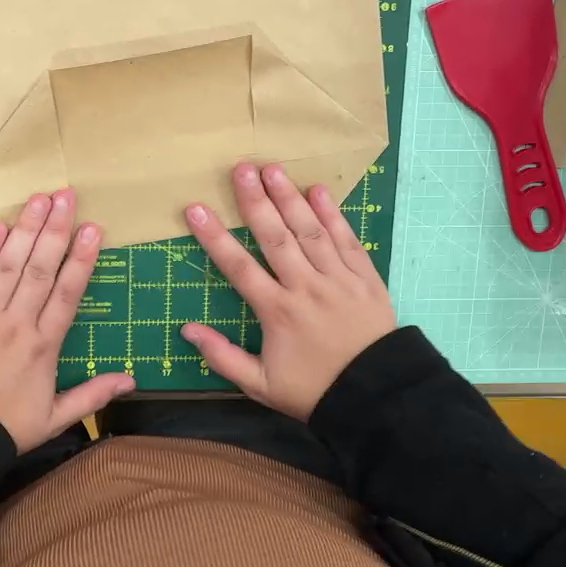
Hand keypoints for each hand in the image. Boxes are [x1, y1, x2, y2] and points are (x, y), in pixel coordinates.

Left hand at [0, 189, 135, 451]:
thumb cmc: (2, 428)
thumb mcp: (53, 419)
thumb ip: (92, 395)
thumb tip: (132, 380)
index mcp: (43, 347)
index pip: (67, 294)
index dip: (81, 259)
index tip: (93, 228)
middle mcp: (15, 323)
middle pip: (40, 269)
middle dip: (54, 229)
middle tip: (66, 195)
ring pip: (8, 265)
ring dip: (25, 229)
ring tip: (39, 198)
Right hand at [181, 163, 396, 420]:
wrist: (378, 397)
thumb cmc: (313, 391)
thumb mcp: (260, 385)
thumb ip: (222, 357)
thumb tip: (187, 330)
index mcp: (277, 312)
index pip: (239, 268)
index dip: (215, 237)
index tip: (196, 209)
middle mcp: (306, 288)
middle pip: (275, 238)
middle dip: (255, 202)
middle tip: (240, 169)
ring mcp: (338, 280)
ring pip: (310, 232)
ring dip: (290, 198)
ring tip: (272, 169)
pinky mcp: (365, 278)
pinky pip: (347, 241)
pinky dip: (333, 215)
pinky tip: (319, 191)